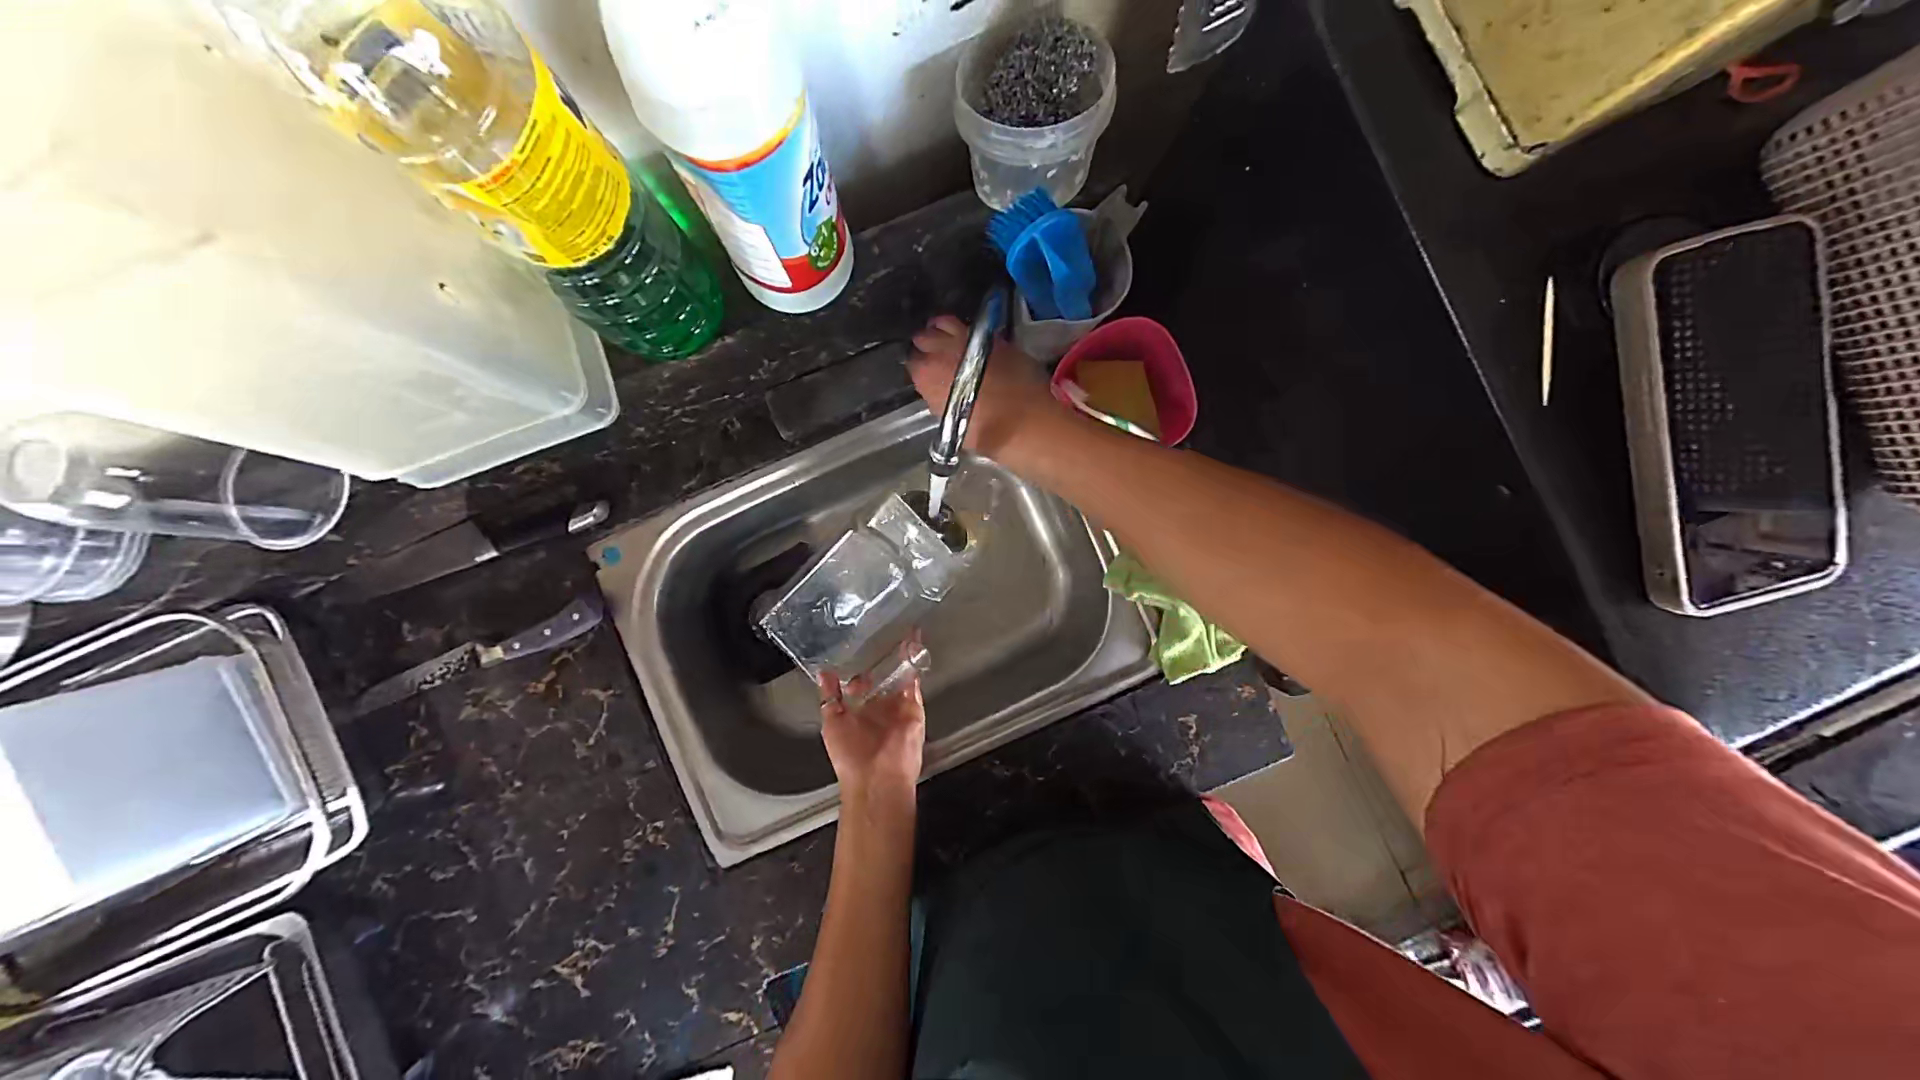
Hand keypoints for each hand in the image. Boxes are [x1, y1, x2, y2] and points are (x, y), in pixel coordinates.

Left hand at [818, 644, 927, 809]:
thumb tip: (823, 674)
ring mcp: (897, 708)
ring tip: (902, 634)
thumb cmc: (850, 756)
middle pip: (883, 682)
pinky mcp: (914, 708)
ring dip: (902, 658)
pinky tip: (913, 643)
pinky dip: (914, 663)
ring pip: (900, 678)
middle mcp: (878, 711)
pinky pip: (914, 681)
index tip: (858, 656)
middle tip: (885, 639)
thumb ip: (830, 697)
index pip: (860, 689)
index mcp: (858, 715)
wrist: (877, 777)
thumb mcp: (831, 722)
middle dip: (885, 663)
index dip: (859, 675)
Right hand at [907, 316, 1055, 458]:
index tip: (922, 370)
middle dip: (926, 343)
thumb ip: (937, 398)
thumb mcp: (950, 420)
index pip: (912, 362)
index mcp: (927, 374)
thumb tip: (938, 391)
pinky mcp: (993, 338)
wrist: (1025, 420)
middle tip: (930, 351)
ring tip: (944, 335)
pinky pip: (971, 328)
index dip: (918, 366)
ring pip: (946, 323)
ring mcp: (969, 339)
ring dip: (942, 329)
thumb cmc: (986, 431)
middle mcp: (943, 350)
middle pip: (925, 337)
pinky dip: (966, 331)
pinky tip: (968, 339)